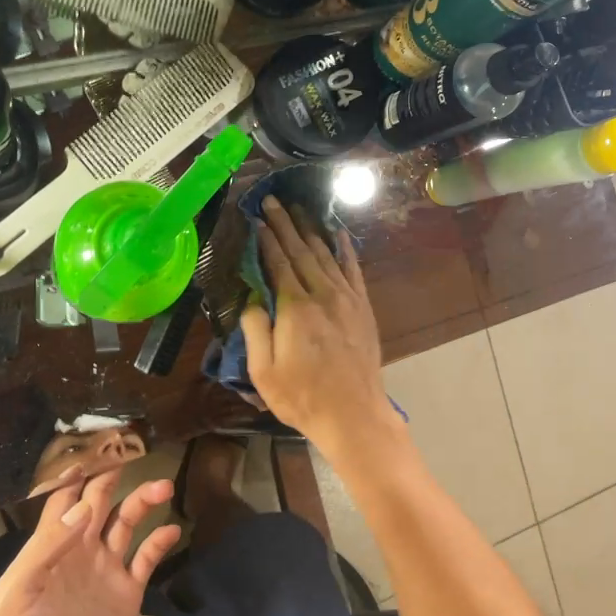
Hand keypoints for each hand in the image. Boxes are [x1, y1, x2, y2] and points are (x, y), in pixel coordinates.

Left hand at [0, 466, 181, 615]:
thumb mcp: (15, 597)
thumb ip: (45, 547)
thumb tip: (83, 504)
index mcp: (49, 549)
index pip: (63, 500)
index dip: (77, 473)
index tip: (96, 445)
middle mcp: (80, 551)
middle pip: (99, 502)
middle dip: (113, 476)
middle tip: (133, 449)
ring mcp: (106, 571)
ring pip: (127, 522)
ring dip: (144, 500)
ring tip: (162, 487)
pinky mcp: (128, 593)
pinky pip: (147, 558)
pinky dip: (160, 540)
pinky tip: (171, 529)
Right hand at [241, 198, 399, 460]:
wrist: (354, 415)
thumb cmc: (303, 397)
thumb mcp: (264, 372)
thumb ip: (255, 329)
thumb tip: (252, 297)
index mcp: (295, 308)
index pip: (277, 262)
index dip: (265, 238)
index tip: (255, 217)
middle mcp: (322, 294)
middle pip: (301, 250)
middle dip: (284, 224)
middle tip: (272, 201)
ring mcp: (346, 298)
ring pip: (325, 254)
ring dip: (310, 229)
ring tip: (298, 209)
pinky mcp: (362, 307)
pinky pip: (352, 268)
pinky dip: (344, 248)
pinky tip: (338, 233)